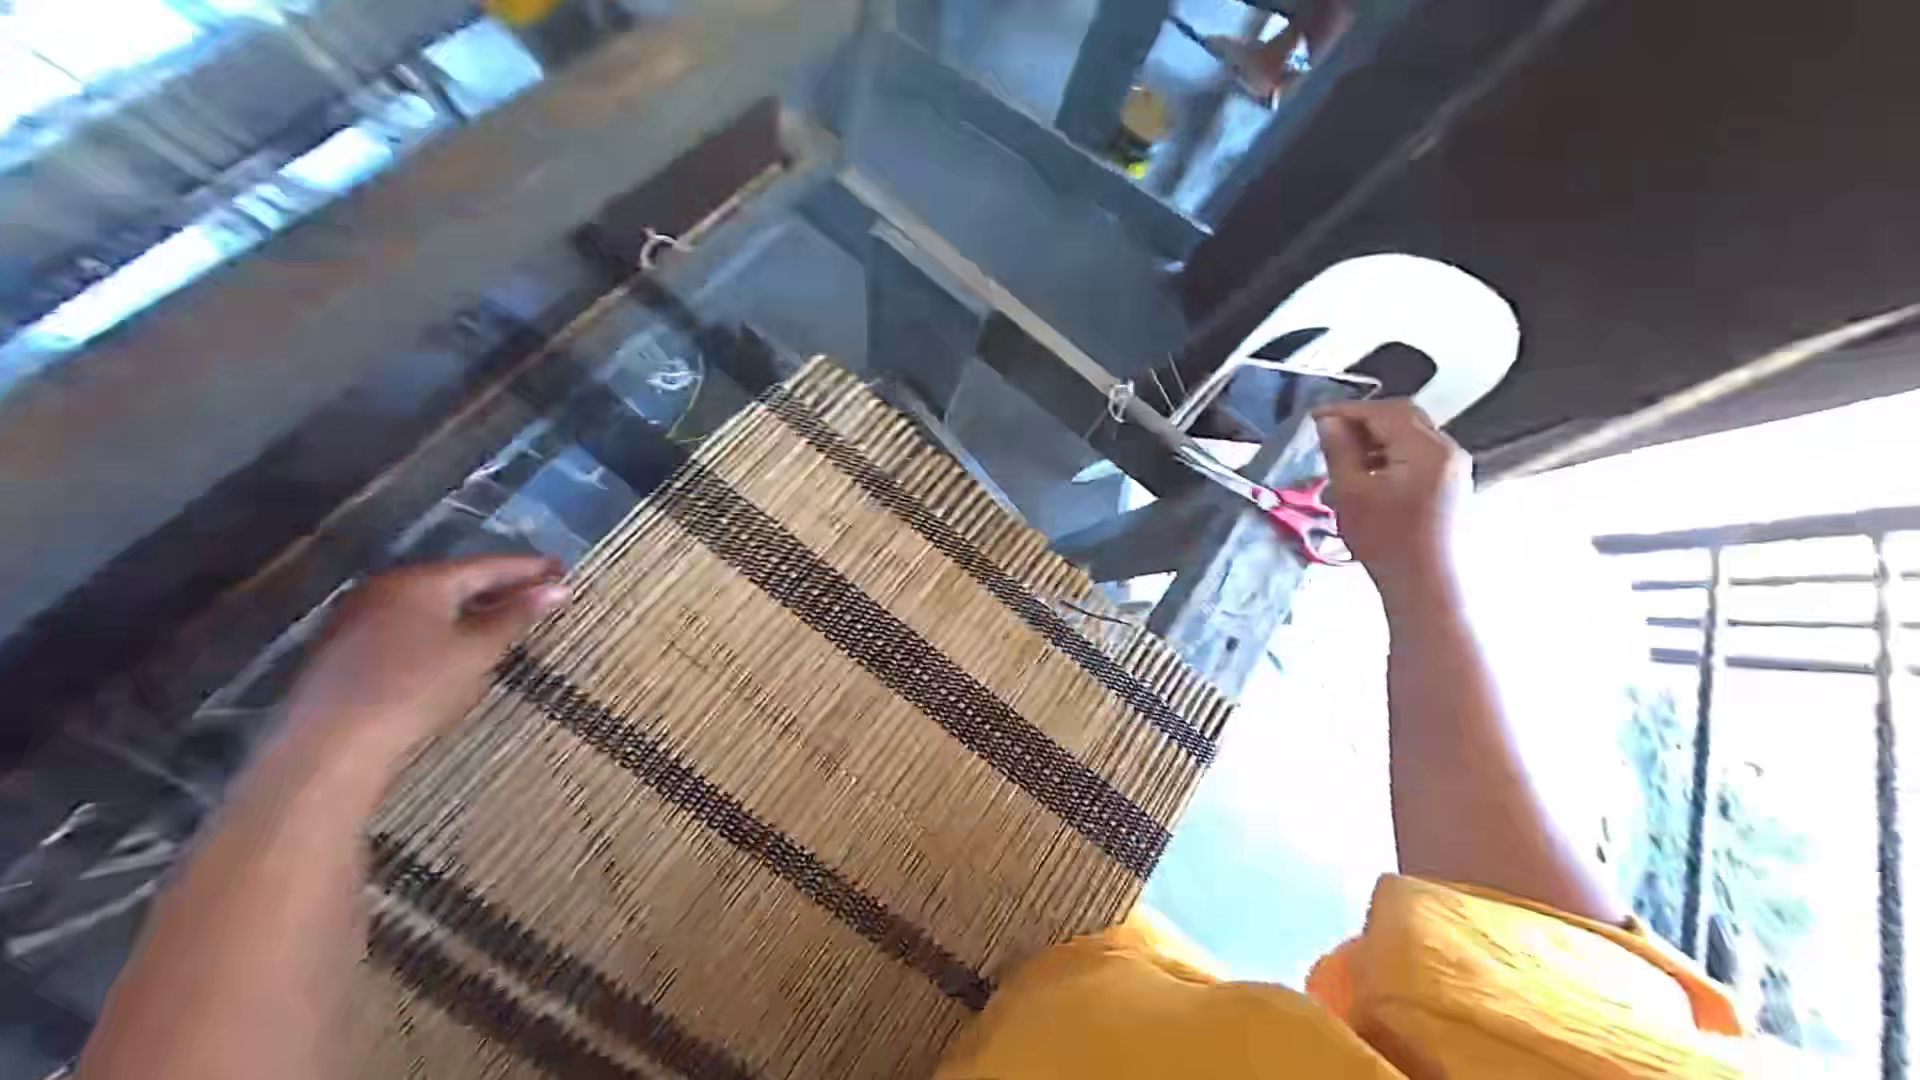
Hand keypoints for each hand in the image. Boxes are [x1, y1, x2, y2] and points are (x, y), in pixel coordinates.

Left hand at [283, 556, 568, 764]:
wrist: (330, 746)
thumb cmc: (414, 689)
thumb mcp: (477, 651)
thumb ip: (517, 616)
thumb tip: (558, 589)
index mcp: (419, 581)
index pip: (488, 565)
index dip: (529, 568)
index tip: (563, 569)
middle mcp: (386, 587)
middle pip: (459, 579)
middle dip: (504, 586)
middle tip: (543, 591)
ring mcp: (362, 615)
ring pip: (435, 601)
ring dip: (477, 607)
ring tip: (513, 615)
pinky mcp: (350, 645)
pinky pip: (414, 620)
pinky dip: (448, 624)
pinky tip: (466, 640)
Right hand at [1314, 399, 1470, 596]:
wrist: (1422, 581)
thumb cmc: (1383, 538)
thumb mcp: (1351, 491)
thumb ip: (1340, 450)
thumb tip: (1329, 422)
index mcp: (1427, 449)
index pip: (1385, 411)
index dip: (1348, 409)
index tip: (1315, 416)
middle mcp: (1448, 450)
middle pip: (1404, 417)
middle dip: (1364, 419)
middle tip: (1329, 431)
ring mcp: (1454, 466)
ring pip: (1411, 434)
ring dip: (1377, 436)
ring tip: (1344, 452)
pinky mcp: (1451, 482)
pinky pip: (1419, 453)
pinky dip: (1391, 451)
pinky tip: (1368, 469)